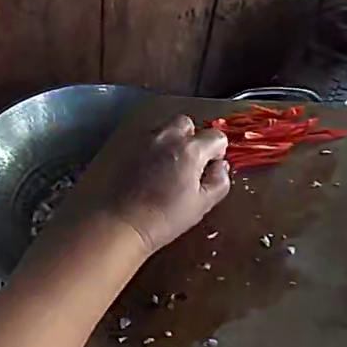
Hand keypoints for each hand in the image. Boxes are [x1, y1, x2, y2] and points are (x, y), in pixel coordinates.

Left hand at [100, 115, 230, 253]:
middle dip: (194, 138)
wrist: (125, 223)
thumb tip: (220, 166)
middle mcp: (168, 138)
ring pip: (166, 128)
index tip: (211, 168)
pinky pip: (149, 139)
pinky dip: (156, 148)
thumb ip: (219, 180)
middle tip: (192, 162)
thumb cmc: (167, 217)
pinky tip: (155, 170)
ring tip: (173, 166)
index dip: (218, 151)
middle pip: (187, 123)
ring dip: (174, 140)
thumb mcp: (203, 203)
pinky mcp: (130, 150)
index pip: (216, 136)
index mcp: (191, 150)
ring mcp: (146, 141)